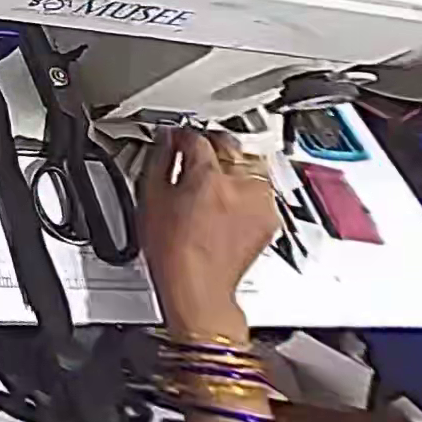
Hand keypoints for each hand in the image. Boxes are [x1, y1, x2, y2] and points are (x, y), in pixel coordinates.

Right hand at [138, 128, 279, 340]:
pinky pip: (261, 189)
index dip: (181, 134)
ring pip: (250, 164)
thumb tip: (166, 141)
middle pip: (229, 144)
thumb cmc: (172, 249)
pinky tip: (228, 193)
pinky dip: (246, 185)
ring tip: (214, 171)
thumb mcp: (152, 194)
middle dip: (210, 143)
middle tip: (194, 148)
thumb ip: (160, 159)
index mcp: (209, 177)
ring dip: (232, 162)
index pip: (197, 137)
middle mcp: (241, 187)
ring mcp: (260, 205)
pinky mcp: (270, 220)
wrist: (197, 287)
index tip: (175, 137)